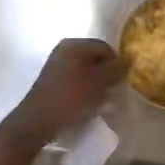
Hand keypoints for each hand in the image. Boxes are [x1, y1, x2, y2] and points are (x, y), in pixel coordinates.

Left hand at [0, 38, 124, 147]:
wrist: (38, 120)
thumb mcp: (97, 83)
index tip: (121, 81)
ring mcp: (57, 64)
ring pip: (85, 69)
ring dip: (96, 82)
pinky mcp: (53, 79)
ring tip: (100, 99)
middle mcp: (64, 49)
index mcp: (75, 45)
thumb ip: (114, 70)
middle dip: (106, 73)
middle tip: (112, 90)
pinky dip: (84, 87)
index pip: (105, 48)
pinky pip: (75, 78)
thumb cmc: (70, 98)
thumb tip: (126, 62)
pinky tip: (87, 101)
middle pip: (95, 57)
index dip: (116, 63)